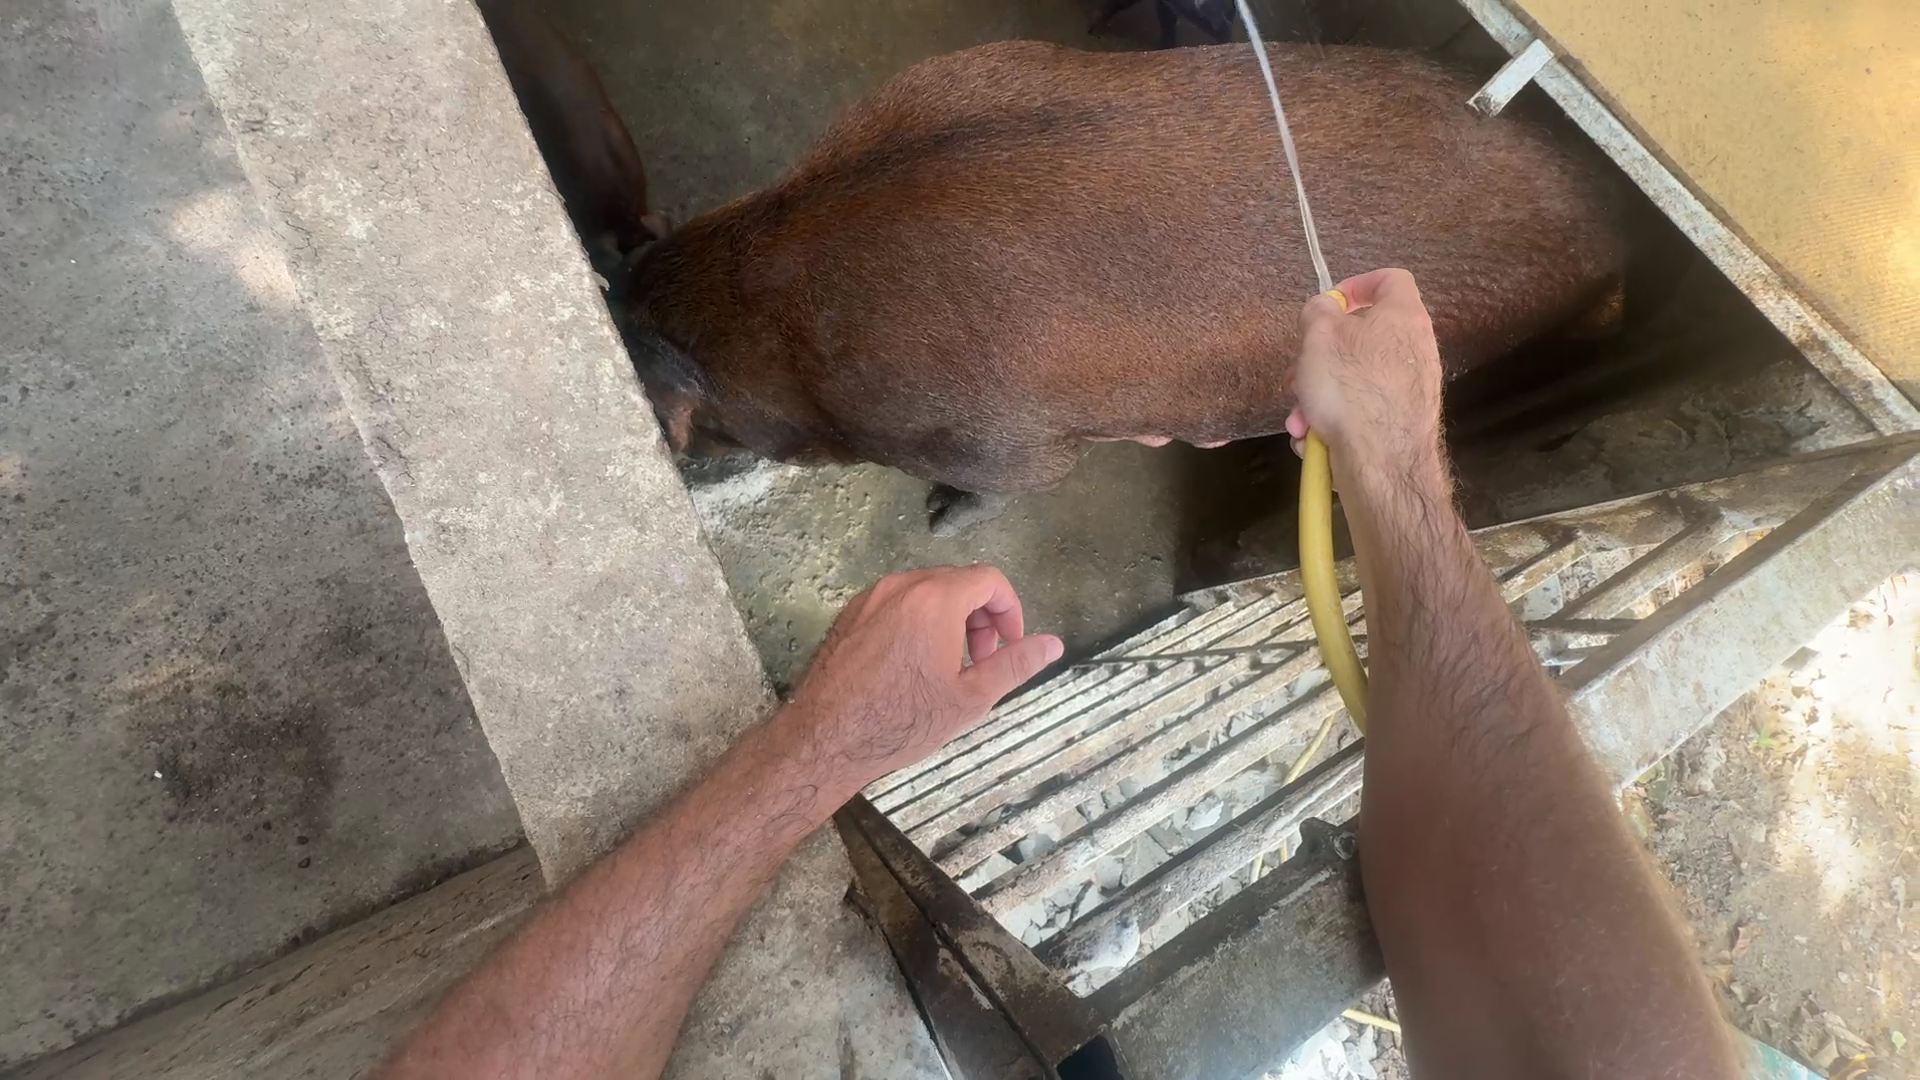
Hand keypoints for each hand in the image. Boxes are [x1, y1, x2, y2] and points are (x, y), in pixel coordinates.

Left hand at [780, 565, 1063, 797]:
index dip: (1010, 610)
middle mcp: (902, 585)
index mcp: (935, 599)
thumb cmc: (900, 721)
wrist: (824, 739)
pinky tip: (912, 665)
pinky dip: (918, 620)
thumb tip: (1053, 644)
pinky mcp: (850, 612)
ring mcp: (871, 596)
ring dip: (951, 618)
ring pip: (927, 591)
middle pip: (958, 582)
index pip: (989, 579)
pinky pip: (898, 602)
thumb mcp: (970, 698)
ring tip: (948, 666)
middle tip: (981, 661)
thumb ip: (1014, 665)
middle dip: (981, 617)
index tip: (1011, 644)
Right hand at [1284, 268, 1443, 483]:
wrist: (1381, 458)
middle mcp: (1413, 348)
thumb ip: (1317, 313)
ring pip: (1350, 380)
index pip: (1389, 279)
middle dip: (1317, 360)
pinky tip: (1315, 439)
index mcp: (1401, 317)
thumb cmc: (1349, 388)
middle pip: (1358, 339)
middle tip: (1296, 378)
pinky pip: (1357, 410)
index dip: (1355, 285)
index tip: (1327, 304)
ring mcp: (1407, 388)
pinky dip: (1331, 422)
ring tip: (1300, 421)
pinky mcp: (1397, 421)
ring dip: (1315, 399)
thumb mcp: (1318, 339)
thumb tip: (1324, 307)